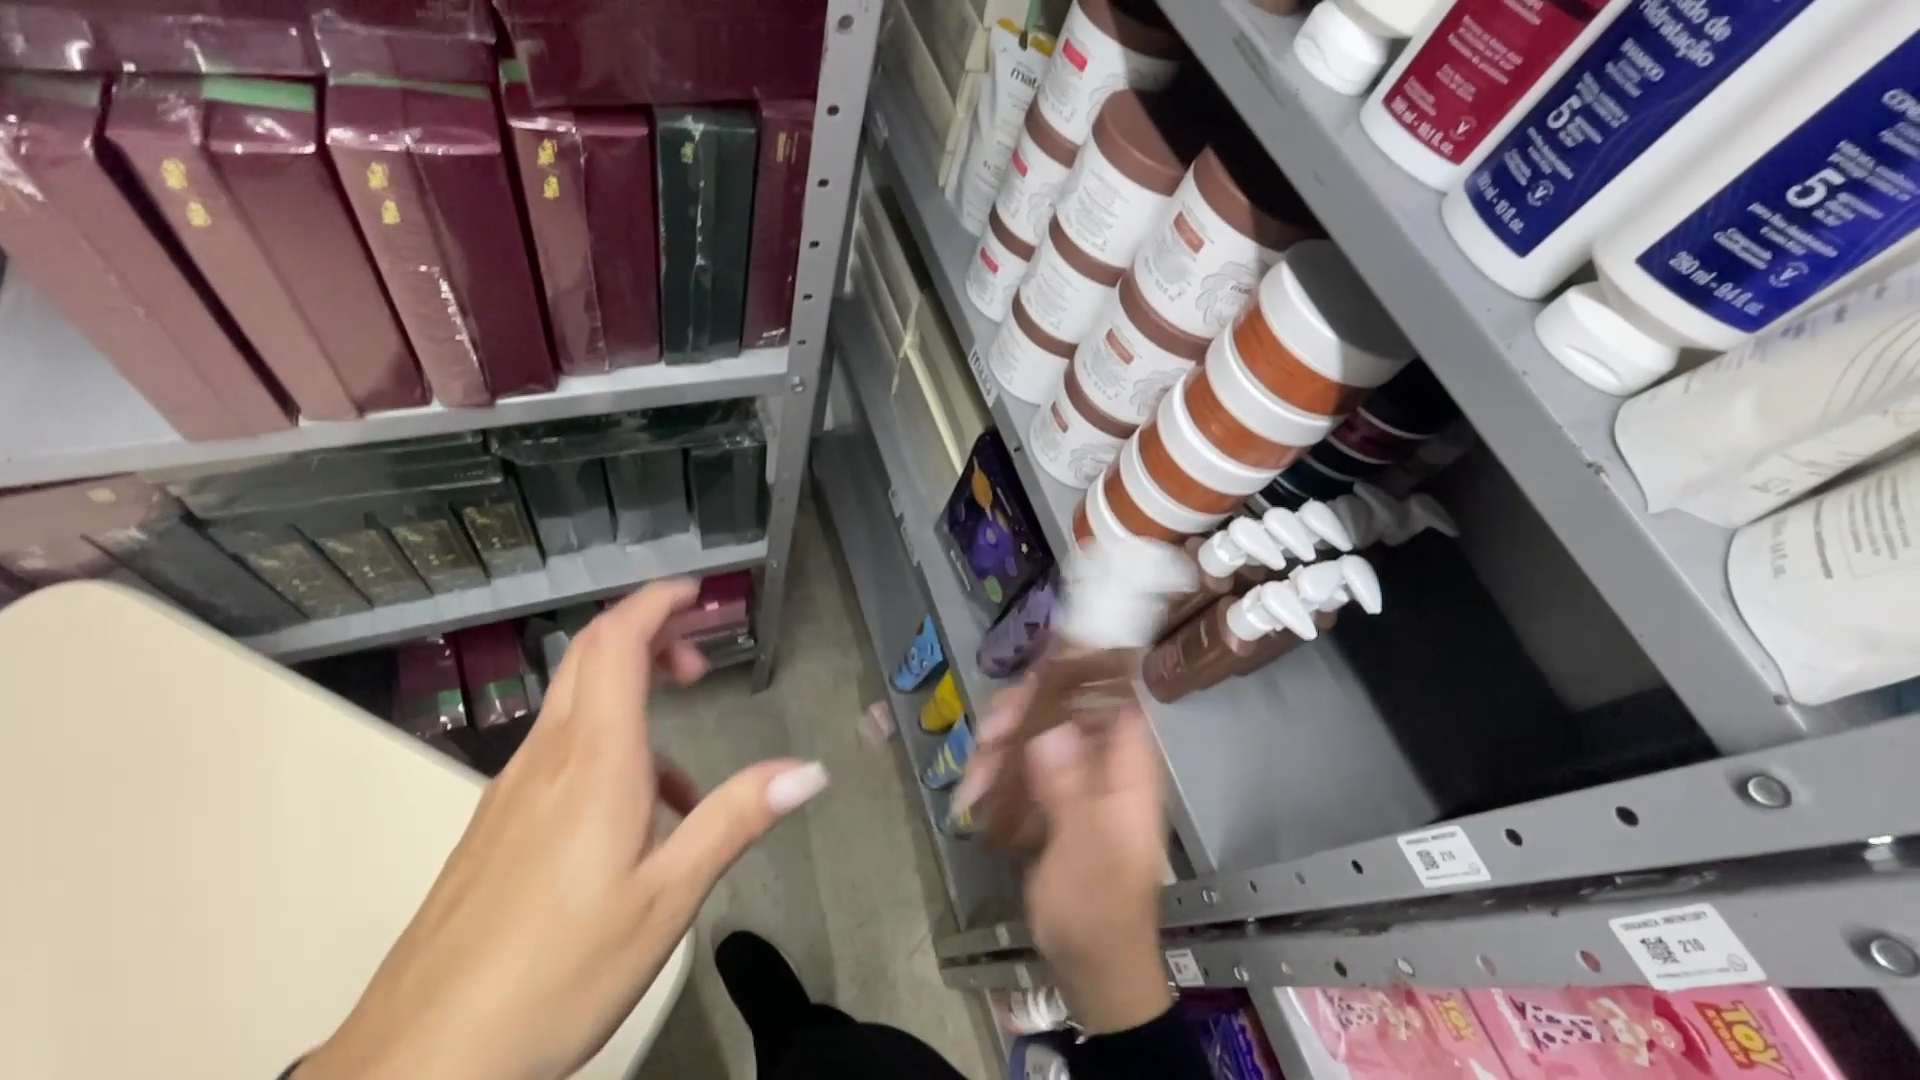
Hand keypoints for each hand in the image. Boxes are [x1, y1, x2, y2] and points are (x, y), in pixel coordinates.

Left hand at [296, 580, 830, 1079]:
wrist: (422, 1058)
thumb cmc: (558, 971)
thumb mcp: (667, 898)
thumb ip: (735, 820)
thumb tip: (810, 768)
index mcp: (593, 761)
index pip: (615, 643)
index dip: (655, 602)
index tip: (699, 592)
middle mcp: (546, 759)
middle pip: (591, 658)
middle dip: (649, 635)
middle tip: (704, 656)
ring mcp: (512, 792)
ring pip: (576, 708)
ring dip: (632, 699)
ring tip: (689, 767)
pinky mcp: (497, 827)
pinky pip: (560, 757)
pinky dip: (609, 751)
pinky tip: (636, 825)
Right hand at [960, 681, 1171, 1034]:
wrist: (1091, 965)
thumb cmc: (1098, 910)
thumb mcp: (1085, 850)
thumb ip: (1070, 788)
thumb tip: (1053, 729)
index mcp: (1127, 768)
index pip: (1117, 696)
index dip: (1089, 665)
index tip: (1046, 651)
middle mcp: (1103, 764)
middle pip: (1064, 708)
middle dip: (1023, 711)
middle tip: (991, 731)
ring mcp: (1074, 781)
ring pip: (1035, 733)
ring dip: (1000, 744)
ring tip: (974, 776)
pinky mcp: (1049, 800)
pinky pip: (1020, 765)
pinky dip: (994, 771)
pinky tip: (972, 792)